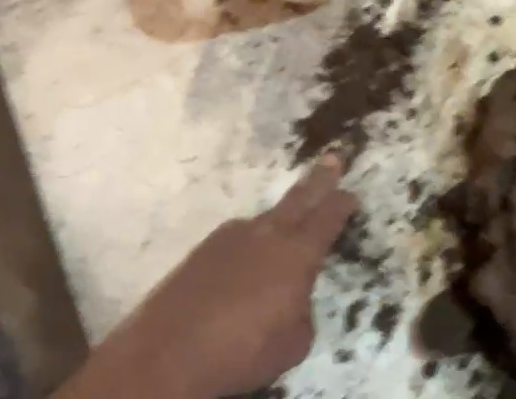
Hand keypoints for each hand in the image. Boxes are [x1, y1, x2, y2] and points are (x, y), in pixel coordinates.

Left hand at [104, 156, 358, 397]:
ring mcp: (229, 238)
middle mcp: (267, 234)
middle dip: (320, 178)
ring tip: (282, 236)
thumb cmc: (241, 352)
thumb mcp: (294, 343)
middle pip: (300, 197)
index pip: (329, 217)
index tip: (352, 193)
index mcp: (298, 252)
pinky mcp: (200, 252)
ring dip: (277, 223)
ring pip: (263, 221)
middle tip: (333, 157)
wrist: (163, 357)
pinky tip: (240, 270)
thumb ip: (302, 310)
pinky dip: (245, 248)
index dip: (343, 203)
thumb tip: (293, 299)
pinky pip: (234, 241)